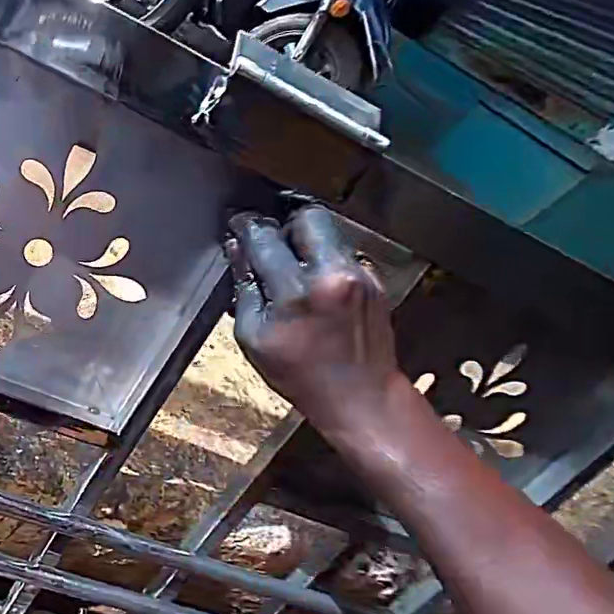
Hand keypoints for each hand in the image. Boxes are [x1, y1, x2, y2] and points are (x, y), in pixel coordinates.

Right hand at [227, 208, 411, 445]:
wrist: (361, 397)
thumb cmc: (302, 376)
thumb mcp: (253, 339)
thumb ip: (244, 290)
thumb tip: (238, 251)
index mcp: (297, 292)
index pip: (265, 238)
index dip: (246, 227)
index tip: (239, 224)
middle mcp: (333, 274)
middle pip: (306, 217)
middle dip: (285, 227)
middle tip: (272, 247)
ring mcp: (360, 275)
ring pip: (329, 233)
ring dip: (306, 245)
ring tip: (294, 272)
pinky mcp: (375, 281)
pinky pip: (343, 255)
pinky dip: (325, 264)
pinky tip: (317, 291)